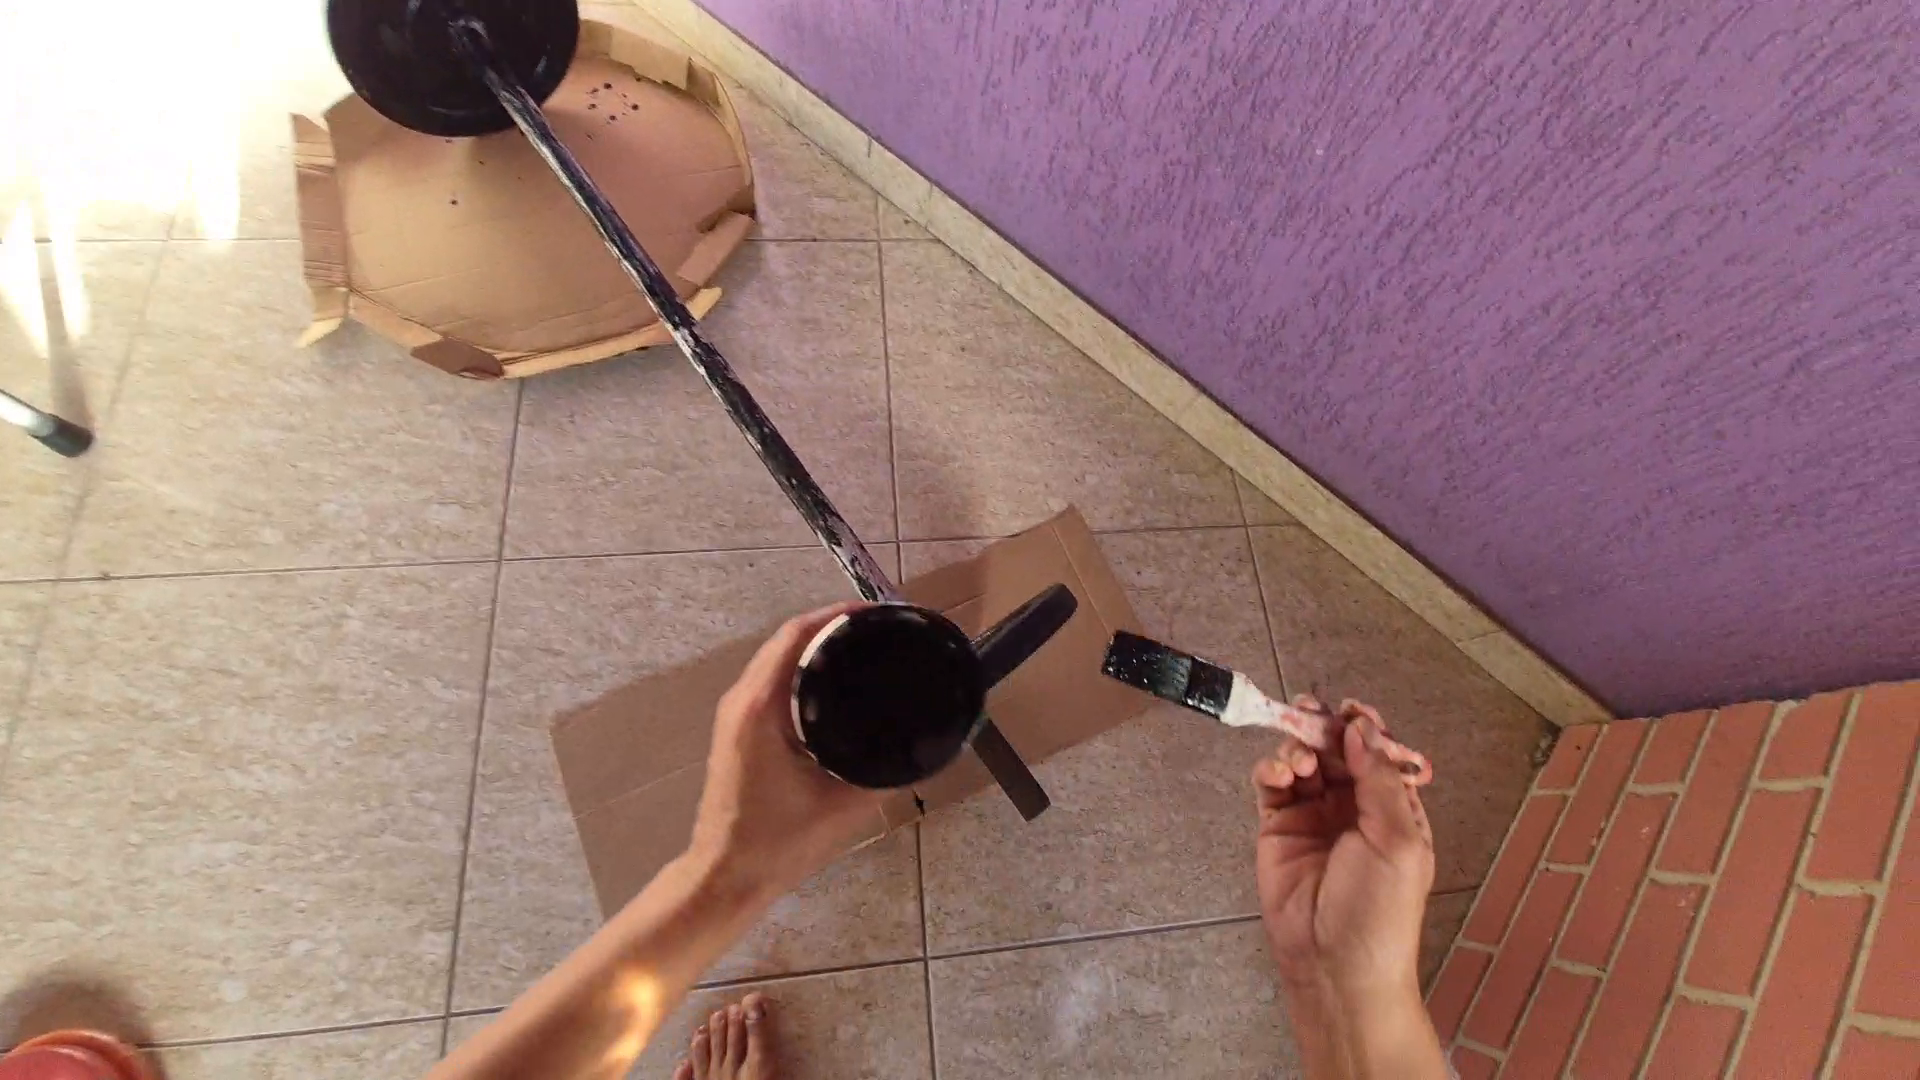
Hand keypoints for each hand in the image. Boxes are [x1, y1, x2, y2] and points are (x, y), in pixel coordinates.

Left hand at [688, 602, 889, 897]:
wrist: (725, 878)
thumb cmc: (778, 843)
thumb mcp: (842, 806)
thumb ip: (888, 773)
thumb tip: (928, 747)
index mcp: (760, 708)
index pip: (795, 635)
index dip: (836, 614)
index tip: (878, 613)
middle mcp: (743, 700)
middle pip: (787, 638)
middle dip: (832, 623)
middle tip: (881, 628)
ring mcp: (736, 713)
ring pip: (778, 656)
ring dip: (817, 642)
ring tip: (864, 644)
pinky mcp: (739, 727)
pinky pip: (772, 677)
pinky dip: (803, 664)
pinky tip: (835, 678)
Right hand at [1252, 699, 1433, 997]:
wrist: (1333, 961)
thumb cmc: (1378, 906)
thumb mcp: (1397, 841)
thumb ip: (1379, 779)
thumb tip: (1360, 728)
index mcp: (1391, 808)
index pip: (1377, 755)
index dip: (1365, 729)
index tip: (1350, 709)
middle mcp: (1351, 805)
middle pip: (1335, 750)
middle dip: (1323, 728)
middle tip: (1307, 711)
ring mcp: (1311, 812)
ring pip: (1302, 759)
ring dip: (1297, 748)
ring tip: (1296, 760)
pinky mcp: (1276, 823)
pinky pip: (1271, 782)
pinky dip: (1271, 769)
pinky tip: (1278, 774)